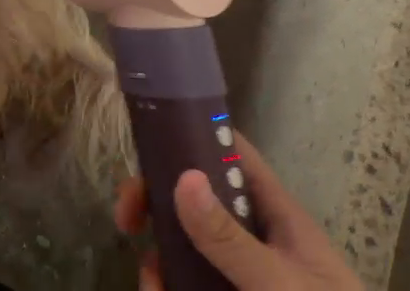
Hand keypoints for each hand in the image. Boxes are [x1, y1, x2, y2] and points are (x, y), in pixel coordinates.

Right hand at [113, 136, 362, 290]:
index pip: (233, 153)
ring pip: (186, 243)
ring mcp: (245, 272)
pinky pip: (190, 281)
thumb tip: (183, 178)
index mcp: (279, 218)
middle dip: (155, 203)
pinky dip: (167, 284)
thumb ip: (232, 240)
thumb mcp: (281, 288)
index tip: (147, 141)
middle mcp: (258, 237)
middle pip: (195, 196)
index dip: (193, 134)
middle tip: (127, 219)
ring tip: (151, 284)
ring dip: (158, 257)